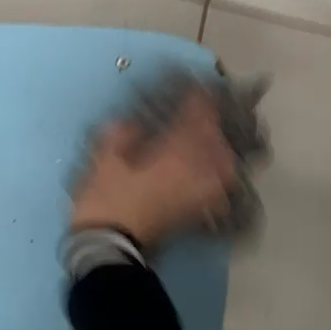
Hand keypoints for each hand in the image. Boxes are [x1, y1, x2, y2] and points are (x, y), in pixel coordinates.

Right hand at [69, 85, 238, 248]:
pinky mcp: (198, 209)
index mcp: (176, 154)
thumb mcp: (105, 158)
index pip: (198, 118)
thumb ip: (123, 132)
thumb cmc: (106, 198)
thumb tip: (136, 122)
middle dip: (217, 120)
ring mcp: (201, 193)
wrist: (110, 247)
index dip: (200, 97)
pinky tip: (211, 163)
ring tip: (211, 132)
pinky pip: (219, 182)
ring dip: (222, 144)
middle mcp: (198, 172)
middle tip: (206, 106)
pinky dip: (220, 168)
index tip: (196, 82)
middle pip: (220, 140)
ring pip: (225, 163)